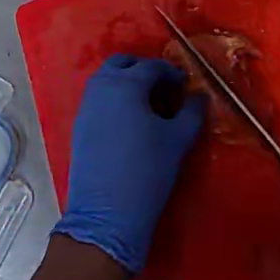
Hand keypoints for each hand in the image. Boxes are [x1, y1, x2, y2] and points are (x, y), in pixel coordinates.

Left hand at [52, 55, 205, 274]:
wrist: (107, 216)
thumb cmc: (147, 172)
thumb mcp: (178, 141)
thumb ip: (192, 113)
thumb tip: (200, 96)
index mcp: (127, 84)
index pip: (152, 66)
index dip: (171, 73)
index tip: (185, 87)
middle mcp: (103, 86)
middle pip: (123, 63)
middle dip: (144, 69)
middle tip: (163, 89)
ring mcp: (87, 105)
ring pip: (107, 79)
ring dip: (127, 82)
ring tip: (148, 106)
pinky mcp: (79, 124)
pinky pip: (98, 98)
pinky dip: (114, 98)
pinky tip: (130, 122)